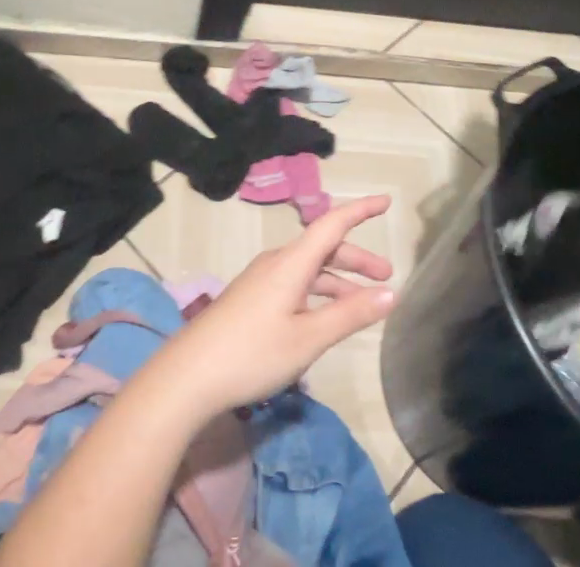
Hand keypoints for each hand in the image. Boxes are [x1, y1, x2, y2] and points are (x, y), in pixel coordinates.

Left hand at [144, 195, 397, 416]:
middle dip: (356, 259)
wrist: (187, 377)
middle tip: (386, 276)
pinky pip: (293, 286)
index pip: (332, 225)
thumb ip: (350, 315)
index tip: (386, 202)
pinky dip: (317, 294)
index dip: (360, 211)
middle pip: (322, 249)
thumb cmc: (251, 353)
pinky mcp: (249, 301)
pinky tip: (324, 320)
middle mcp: (275, 264)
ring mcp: (259, 282)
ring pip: (308, 271)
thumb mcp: (308, 338)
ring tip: (363, 305)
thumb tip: (392, 293)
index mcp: (290, 264)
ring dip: (338, 281)